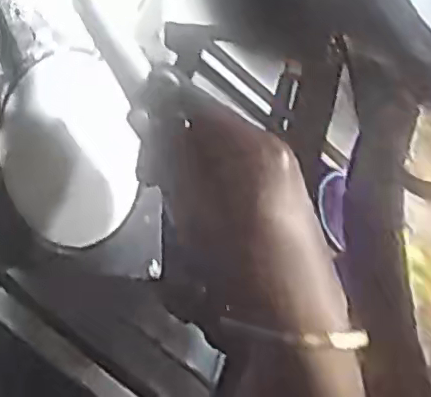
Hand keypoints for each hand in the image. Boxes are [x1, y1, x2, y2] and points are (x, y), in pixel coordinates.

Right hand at [141, 79, 342, 329]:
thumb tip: (145, 118)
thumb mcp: (190, 205)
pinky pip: (234, 171)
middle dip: (172, 142)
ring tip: (171, 196)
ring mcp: (281, 174)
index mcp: (253, 143)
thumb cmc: (242, 266)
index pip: (196, 100)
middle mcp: (271, 150)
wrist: (294, 330)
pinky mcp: (282, 199)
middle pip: (207, 125)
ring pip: (218, 150)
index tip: (136, 111)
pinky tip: (197, 213)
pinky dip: (209, 181)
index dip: (160, 102)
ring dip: (187, 164)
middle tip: (148, 169)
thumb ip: (166, 155)